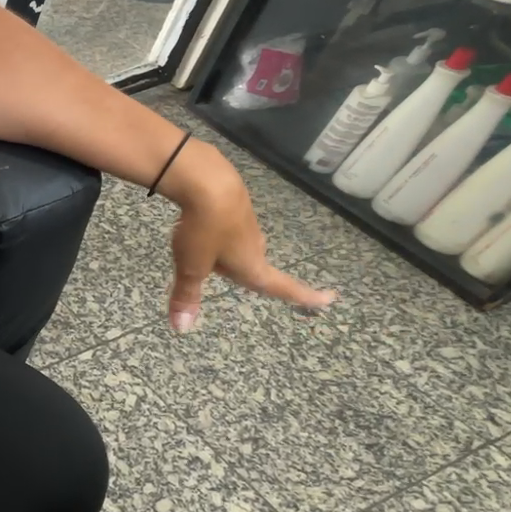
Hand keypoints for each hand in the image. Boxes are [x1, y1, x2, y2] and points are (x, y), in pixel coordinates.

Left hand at [158, 140, 335, 332]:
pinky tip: (211, 232)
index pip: (282, 287)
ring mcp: (247, 224)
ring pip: (245, 247)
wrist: (208, 182)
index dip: (303, 297)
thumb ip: (187, 296)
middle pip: (259, 267)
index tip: (328, 299)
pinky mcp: (234, 207)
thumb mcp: (190, 267)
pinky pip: (230, 229)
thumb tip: (182, 329)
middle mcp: (255, 246)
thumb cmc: (204, 230)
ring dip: (237, 258)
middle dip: (258, 278)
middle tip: (265, 286)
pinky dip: (224, 237)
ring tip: (226, 265)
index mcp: (252, 266)